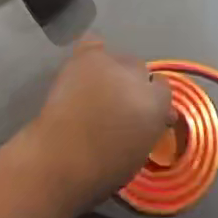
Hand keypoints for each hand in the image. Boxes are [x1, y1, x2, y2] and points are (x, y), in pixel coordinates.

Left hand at [30, 36, 173, 208]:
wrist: (55, 165)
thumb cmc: (97, 174)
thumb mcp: (136, 157)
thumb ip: (150, 129)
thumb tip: (160, 116)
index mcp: (156, 104)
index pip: (162, 88)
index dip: (148, 101)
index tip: (135, 115)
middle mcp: (140, 77)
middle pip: (140, 71)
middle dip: (130, 86)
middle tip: (112, 107)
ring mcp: (113, 63)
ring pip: (119, 60)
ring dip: (111, 74)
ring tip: (92, 93)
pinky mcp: (87, 58)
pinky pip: (94, 43)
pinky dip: (92, 52)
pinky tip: (85, 66)